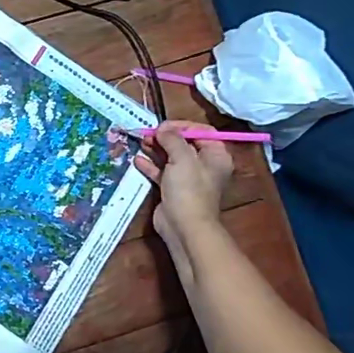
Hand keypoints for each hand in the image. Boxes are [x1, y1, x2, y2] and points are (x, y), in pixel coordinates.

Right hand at [134, 121, 233, 271]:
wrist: (184, 226)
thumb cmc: (189, 190)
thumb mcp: (182, 159)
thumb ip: (172, 139)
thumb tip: (162, 129)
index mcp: (215, 156)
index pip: (201, 131)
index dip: (182, 126)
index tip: (162, 126)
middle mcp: (204, 165)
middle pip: (184, 143)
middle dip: (165, 137)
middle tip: (147, 134)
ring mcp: (188, 178)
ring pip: (171, 157)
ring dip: (156, 149)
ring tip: (141, 142)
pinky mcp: (173, 189)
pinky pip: (162, 172)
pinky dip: (151, 165)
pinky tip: (138, 160)